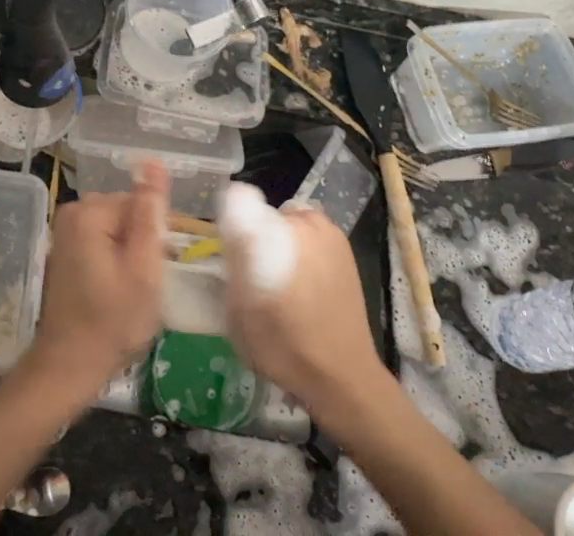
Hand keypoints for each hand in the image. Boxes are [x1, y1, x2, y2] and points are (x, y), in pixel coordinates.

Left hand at [22, 161, 168, 392]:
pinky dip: (116, 263)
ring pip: (119, 230)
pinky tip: (118, 292)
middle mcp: (71, 213)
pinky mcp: (65, 252)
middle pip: (129, 214)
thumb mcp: (143, 267)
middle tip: (147, 283)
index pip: (142, 204)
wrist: (70, 365)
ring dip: (132, 255)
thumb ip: (150, 212)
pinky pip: (104, 243)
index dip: (158, 236)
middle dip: (144, 243)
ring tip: (134, 290)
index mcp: (89, 212)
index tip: (160, 269)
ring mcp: (65, 233)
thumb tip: (153, 160)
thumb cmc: (112, 321)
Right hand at [224, 205, 384, 415]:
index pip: (237, 201)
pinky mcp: (344, 246)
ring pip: (289, 221)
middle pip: (265, 213)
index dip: (230, 223)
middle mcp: (299, 221)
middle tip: (256, 272)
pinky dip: (304, 247)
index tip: (229, 250)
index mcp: (269, 233)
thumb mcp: (238, 308)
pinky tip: (305, 280)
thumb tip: (230, 229)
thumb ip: (232, 260)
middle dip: (256, 235)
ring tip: (283, 277)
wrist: (341, 373)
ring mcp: (326, 231)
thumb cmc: (281, 345)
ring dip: (282, 239)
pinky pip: (312, 233)